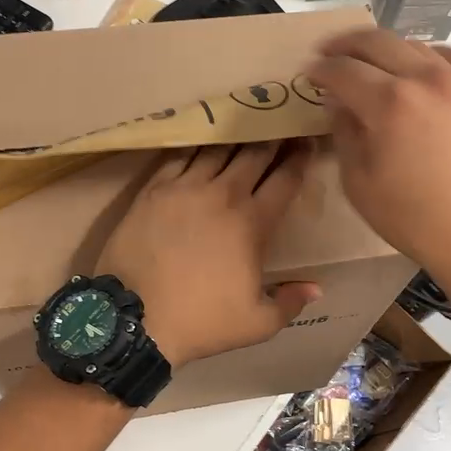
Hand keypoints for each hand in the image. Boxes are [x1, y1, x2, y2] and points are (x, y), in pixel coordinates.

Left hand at [96, 141, 322, 365]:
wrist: (135, 319)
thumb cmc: (201, 322)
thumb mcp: (257, 324)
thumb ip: (290, 303)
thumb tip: (316, 288)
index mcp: (253, 223)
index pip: (285, 180)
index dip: (300, 159)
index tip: (307, 143)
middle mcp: (222, 195)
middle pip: (255, 154)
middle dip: (272, 139)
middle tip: (281, 127)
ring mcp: (185, 188)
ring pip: (218, 149)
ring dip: (235, 138)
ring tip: (244, 128)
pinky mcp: (154, 190)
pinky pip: (180, 157)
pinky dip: (197, 147)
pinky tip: (203, 143)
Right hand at [308, 29, 450, 284]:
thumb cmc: (413, 220)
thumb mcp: (359, 184)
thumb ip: (345, 135)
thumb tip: (340, 105)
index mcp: (389, 103)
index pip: (343, 70)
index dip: (320, 70)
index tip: (307, 75)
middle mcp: (424, 79)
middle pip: (377, 43)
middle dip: (346, 45)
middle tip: (327, 54)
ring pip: (414, 44)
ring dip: (384, 48)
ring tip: (369, 61)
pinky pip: (449, 58)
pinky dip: (425, 56)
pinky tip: (418, 70)